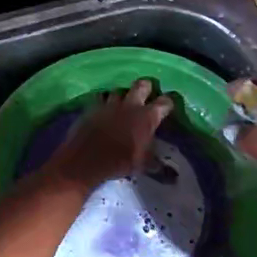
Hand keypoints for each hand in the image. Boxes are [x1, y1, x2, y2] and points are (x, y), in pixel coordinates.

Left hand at [45, 78, 173, 189]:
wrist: (88, 159)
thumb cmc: (121, 161)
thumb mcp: (143, 164)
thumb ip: (155, 161)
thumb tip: (169, 172)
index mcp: (147, 116)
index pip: (165, 102)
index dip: (168, 103)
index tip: (168, 106)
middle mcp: (130, 105)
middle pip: (142, 85)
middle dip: (146, 87)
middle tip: (147, 94)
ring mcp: (110, 104)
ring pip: (119, 90)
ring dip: (122, 94)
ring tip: (122, 102)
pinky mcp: (92, 107)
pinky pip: (100, 98)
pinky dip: (103, 102)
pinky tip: (103, 108)